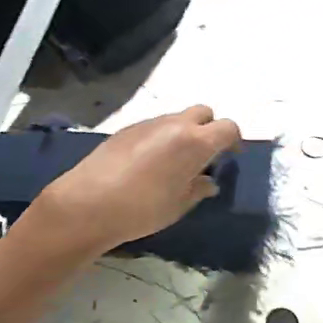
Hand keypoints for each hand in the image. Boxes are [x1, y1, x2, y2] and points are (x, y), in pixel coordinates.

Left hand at [29, 106, 242, 255]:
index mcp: (195, 142)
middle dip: (209, 129)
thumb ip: (198, 189)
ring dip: (183, 133)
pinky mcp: (126, 129)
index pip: (227, 128)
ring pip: (176, 119)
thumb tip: (209, 181)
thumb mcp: (178, 205)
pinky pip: (153, 127)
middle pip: (203, 113)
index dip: (233, 141)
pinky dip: (160, 138)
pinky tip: (147, 164)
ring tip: (174, 163)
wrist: (89, 203)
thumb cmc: (143, 209)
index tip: (230, 157)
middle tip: (203, 156)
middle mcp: (174, 125)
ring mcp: (148, 124)